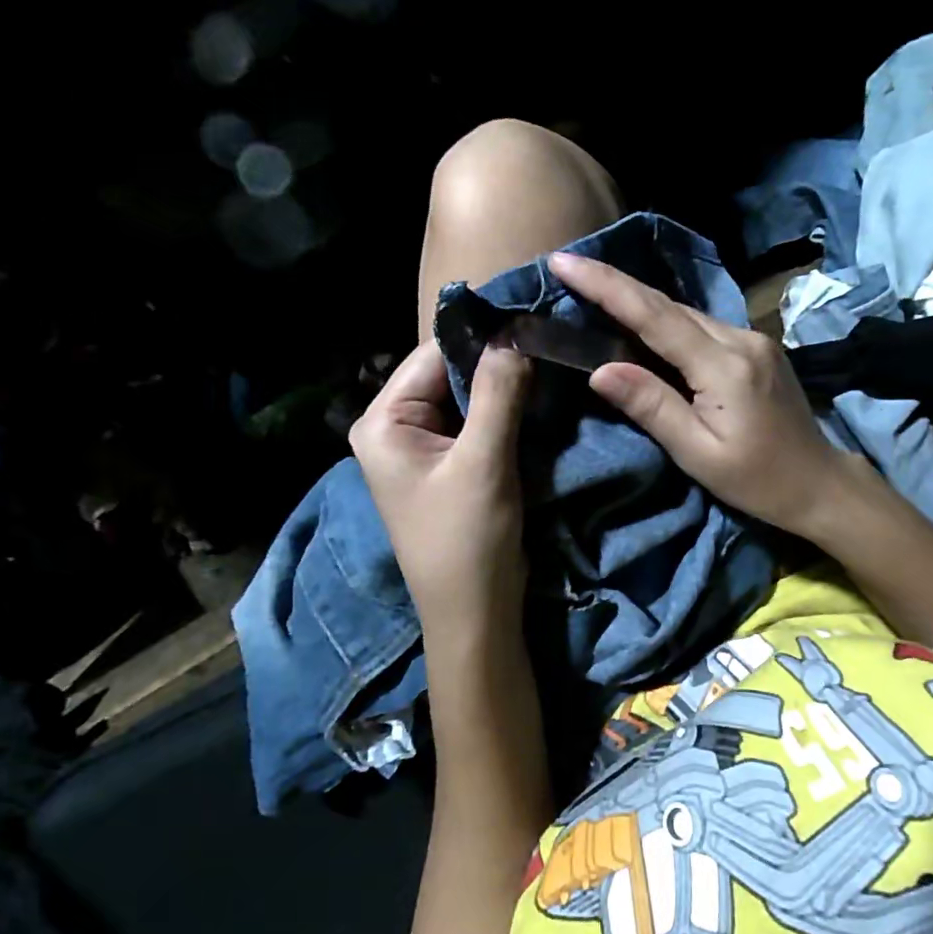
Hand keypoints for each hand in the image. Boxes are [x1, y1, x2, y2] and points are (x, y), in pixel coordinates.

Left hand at [349, 341, 531, 634]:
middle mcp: (396, 429)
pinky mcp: (451, 468)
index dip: (480, 338)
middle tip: (547, 346)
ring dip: (505, 392)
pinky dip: (506, 417)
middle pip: (449, 376)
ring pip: (469, 401)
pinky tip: (537, 406)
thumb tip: (515, 335)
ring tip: (549, 370)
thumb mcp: (483, 463)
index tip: (531, 321)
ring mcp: (425, 450)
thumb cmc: (468, 540)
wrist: (476, 612)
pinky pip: (478, 427)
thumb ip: (498, 395)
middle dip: (496, 366)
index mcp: (383, 422)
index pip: (432, 356)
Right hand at [548, 252, 850, 535]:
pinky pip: (706, 327)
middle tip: (571, 272)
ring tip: (598, 294)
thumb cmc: (757, 480)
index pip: (656, 316)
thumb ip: (652, 407)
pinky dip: (672, 323)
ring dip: (645, 305)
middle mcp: (742, 339)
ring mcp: (756, 340)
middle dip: (619, 287)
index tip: (565, 261)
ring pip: (689, 314)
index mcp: (725, 366)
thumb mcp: (698, 453)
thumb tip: (600, 369)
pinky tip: (649, 327)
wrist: (819, 484)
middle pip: (671, 306)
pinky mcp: (760, 349)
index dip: (607, 286)